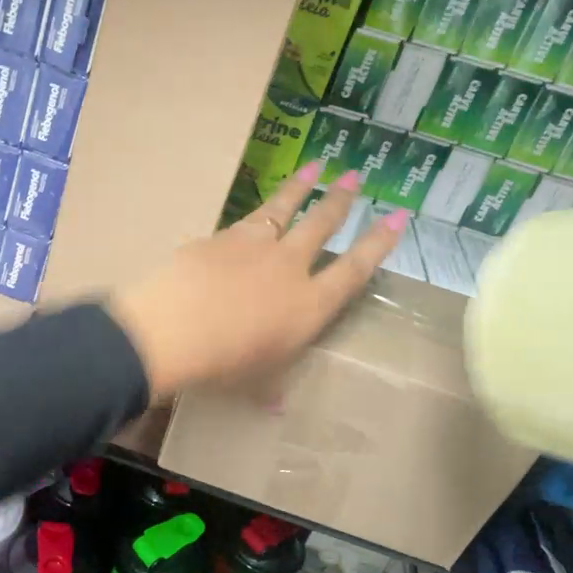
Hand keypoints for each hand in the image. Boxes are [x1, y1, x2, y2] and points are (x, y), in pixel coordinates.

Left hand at [107, 162, 402, 400]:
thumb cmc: (224, 365)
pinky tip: (255, 210)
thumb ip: (269, 387)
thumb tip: (276, 406)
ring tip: (314, 166)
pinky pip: (242, 222)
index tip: (398, 217)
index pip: (354, 269)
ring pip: (283, 209)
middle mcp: (288, 267)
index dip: (378, 243)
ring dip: (300, 187)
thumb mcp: (254, 382)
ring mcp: (252, 246)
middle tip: (355, 175)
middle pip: (322, 225)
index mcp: (309, 305)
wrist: (174, 330)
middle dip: (341, 199)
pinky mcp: (218, 238)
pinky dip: (253, 215)